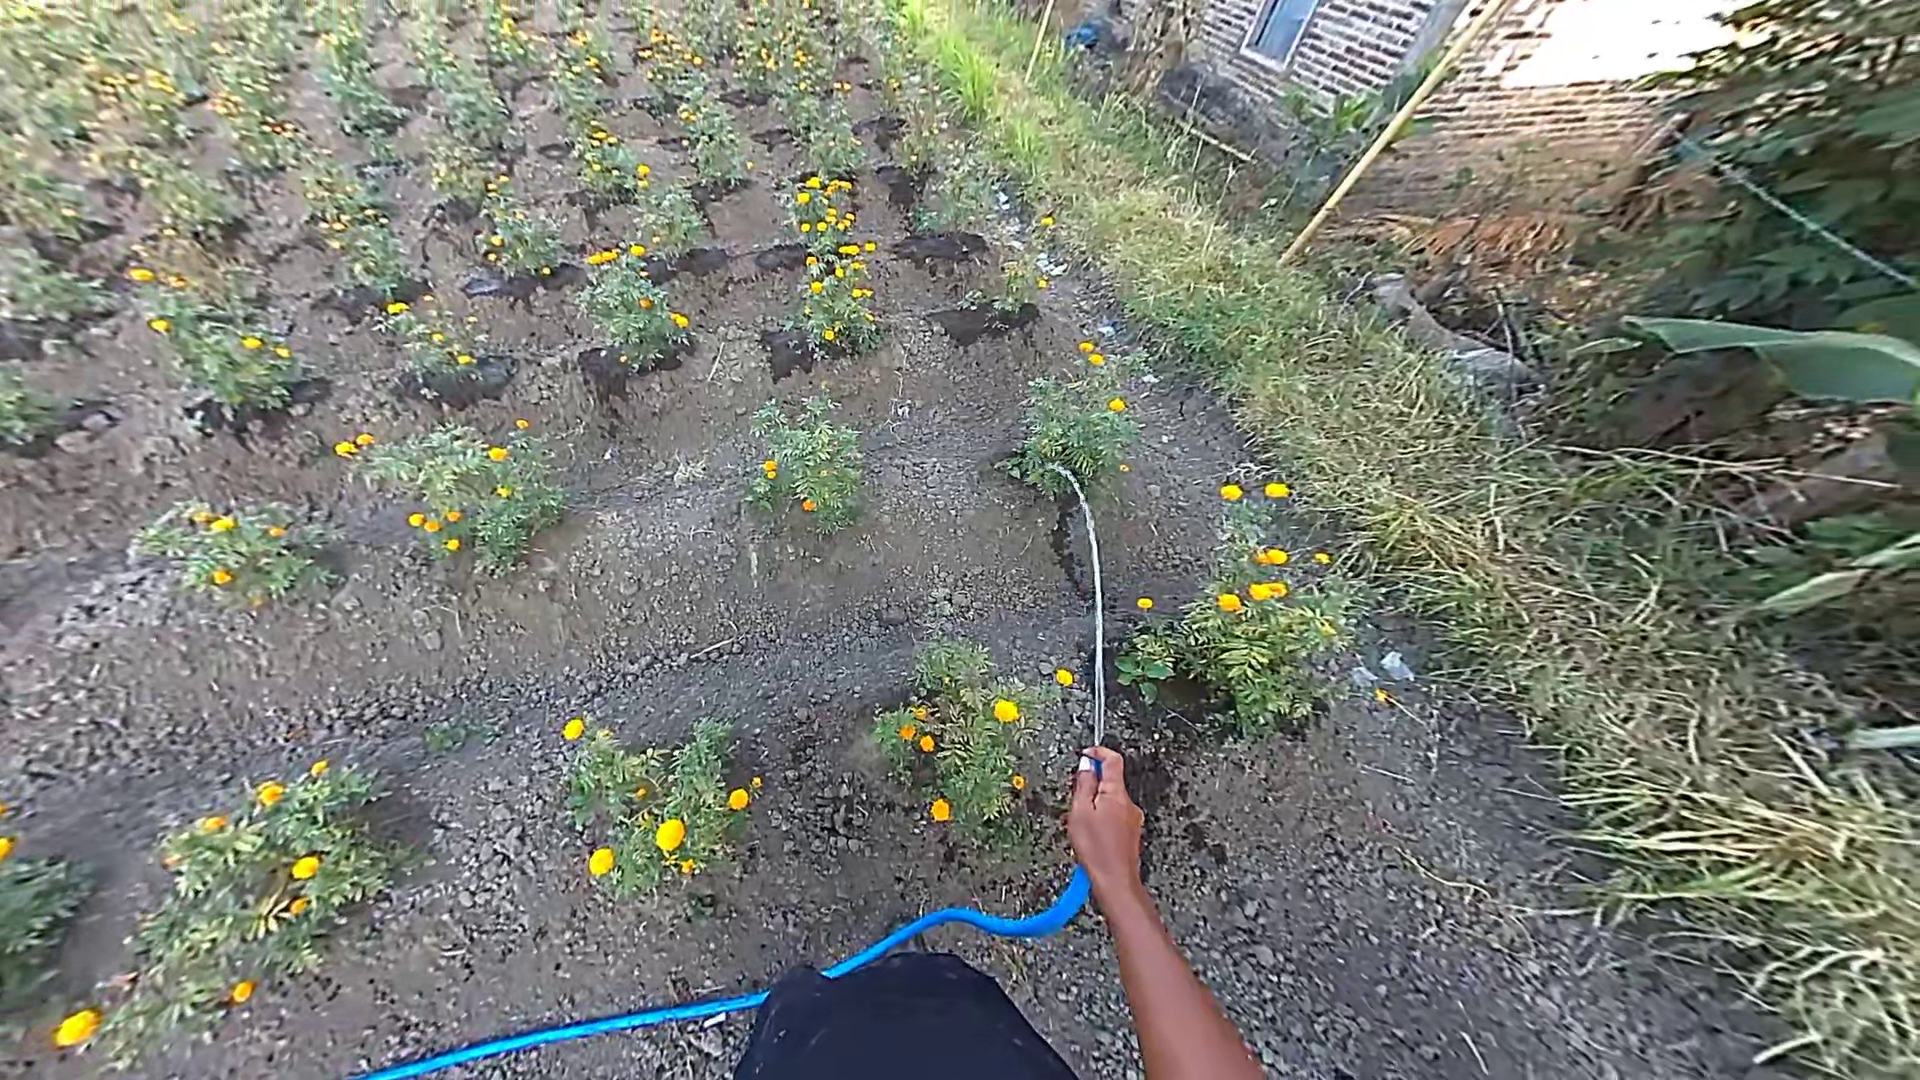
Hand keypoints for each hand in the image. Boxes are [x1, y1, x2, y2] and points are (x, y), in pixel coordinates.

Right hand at [1068, 746, 1145, 907]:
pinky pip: (1114, 813)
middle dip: (1092, 783)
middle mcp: (1128, 803)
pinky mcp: (1130, 831)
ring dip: (1096, 801)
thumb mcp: (1080, 812)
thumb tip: (1086, 766)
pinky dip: (1102, 815)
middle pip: (1111, 779)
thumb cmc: (1096, 850)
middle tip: (1077, 798)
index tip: (1086, 754)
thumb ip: (1083, 785)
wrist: (1115, 882)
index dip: (1098, 752)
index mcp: (1117, 794)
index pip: (1113, 759)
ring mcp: (1132, 818)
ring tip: (1083, 822)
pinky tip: (1092, 833)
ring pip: (1111, 798)